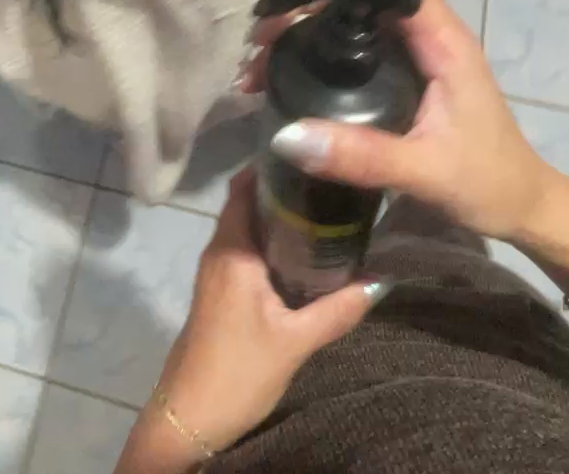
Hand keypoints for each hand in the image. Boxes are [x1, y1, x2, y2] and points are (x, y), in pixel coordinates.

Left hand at [132, 168, 380, 463]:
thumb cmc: (237, 369)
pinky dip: (271, 242)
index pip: (244, 187)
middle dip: (283, 191)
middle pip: (248, 204)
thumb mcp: (295, 342)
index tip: (306, 153)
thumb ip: (338, 310)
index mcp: (231, 249)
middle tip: (328, 182)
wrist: (189, 415)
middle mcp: (219, 250)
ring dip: (277, 218)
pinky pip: (246, 250)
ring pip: (247, 229)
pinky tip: (303, 254)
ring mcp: (216, 271)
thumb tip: (379, 280)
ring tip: (323, 210)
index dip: (269, 166)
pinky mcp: (219, 291)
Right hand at [246, 0, 560, 241]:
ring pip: (356, 14)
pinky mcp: (402, 72)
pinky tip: (286, 62)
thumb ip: (363, 157)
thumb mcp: (428, 173)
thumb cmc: (489, 184)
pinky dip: (317, 42)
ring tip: (263, 43)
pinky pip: (354, 41)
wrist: (522, 208)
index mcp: (445, 42)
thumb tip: (288, 134)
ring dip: (308, 18)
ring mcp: (415, 52)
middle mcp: (429, 36)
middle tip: (263, 13)